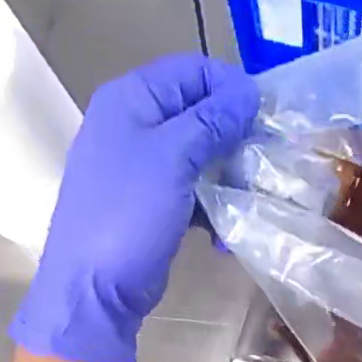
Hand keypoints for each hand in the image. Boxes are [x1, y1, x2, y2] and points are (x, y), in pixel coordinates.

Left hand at [10, 55, 259, 361]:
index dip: (230, 90)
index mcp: (131, 100)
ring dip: (227, 179)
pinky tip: (224, 236)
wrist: (95, 289)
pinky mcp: (152, 208)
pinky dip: (211, 210)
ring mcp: (142, 170)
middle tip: (263, 164)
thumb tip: (249, 92)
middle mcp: (134, 127)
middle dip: (233, 139)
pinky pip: (191, 195)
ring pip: (199, 159)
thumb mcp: (172, 159)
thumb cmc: (128, 215)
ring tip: (249, 202)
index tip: (266, 121)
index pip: (191, 72)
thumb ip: (211, 122)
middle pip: (197, 115)